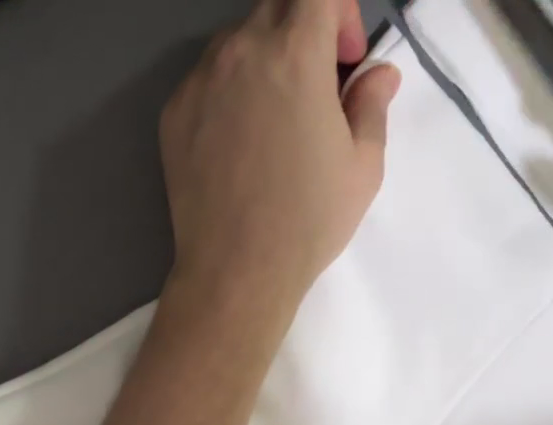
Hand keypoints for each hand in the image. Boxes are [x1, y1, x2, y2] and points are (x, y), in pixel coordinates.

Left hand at [159, 0, 402, 308]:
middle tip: (320, 87)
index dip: (338, 10)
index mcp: (295, 54)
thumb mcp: (363, 167)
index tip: (347, 56)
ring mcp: (199, 79)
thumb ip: (371, 105)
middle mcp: (240, 50)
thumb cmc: (310, 220)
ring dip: (266, 60)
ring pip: (237, 41)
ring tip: (279, 121)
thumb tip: (378, 74)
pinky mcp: (174, 111)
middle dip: (305, 30)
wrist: (237, 269)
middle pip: (276, 6)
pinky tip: (244, 147)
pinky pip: (208, 79)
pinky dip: (232, 93)